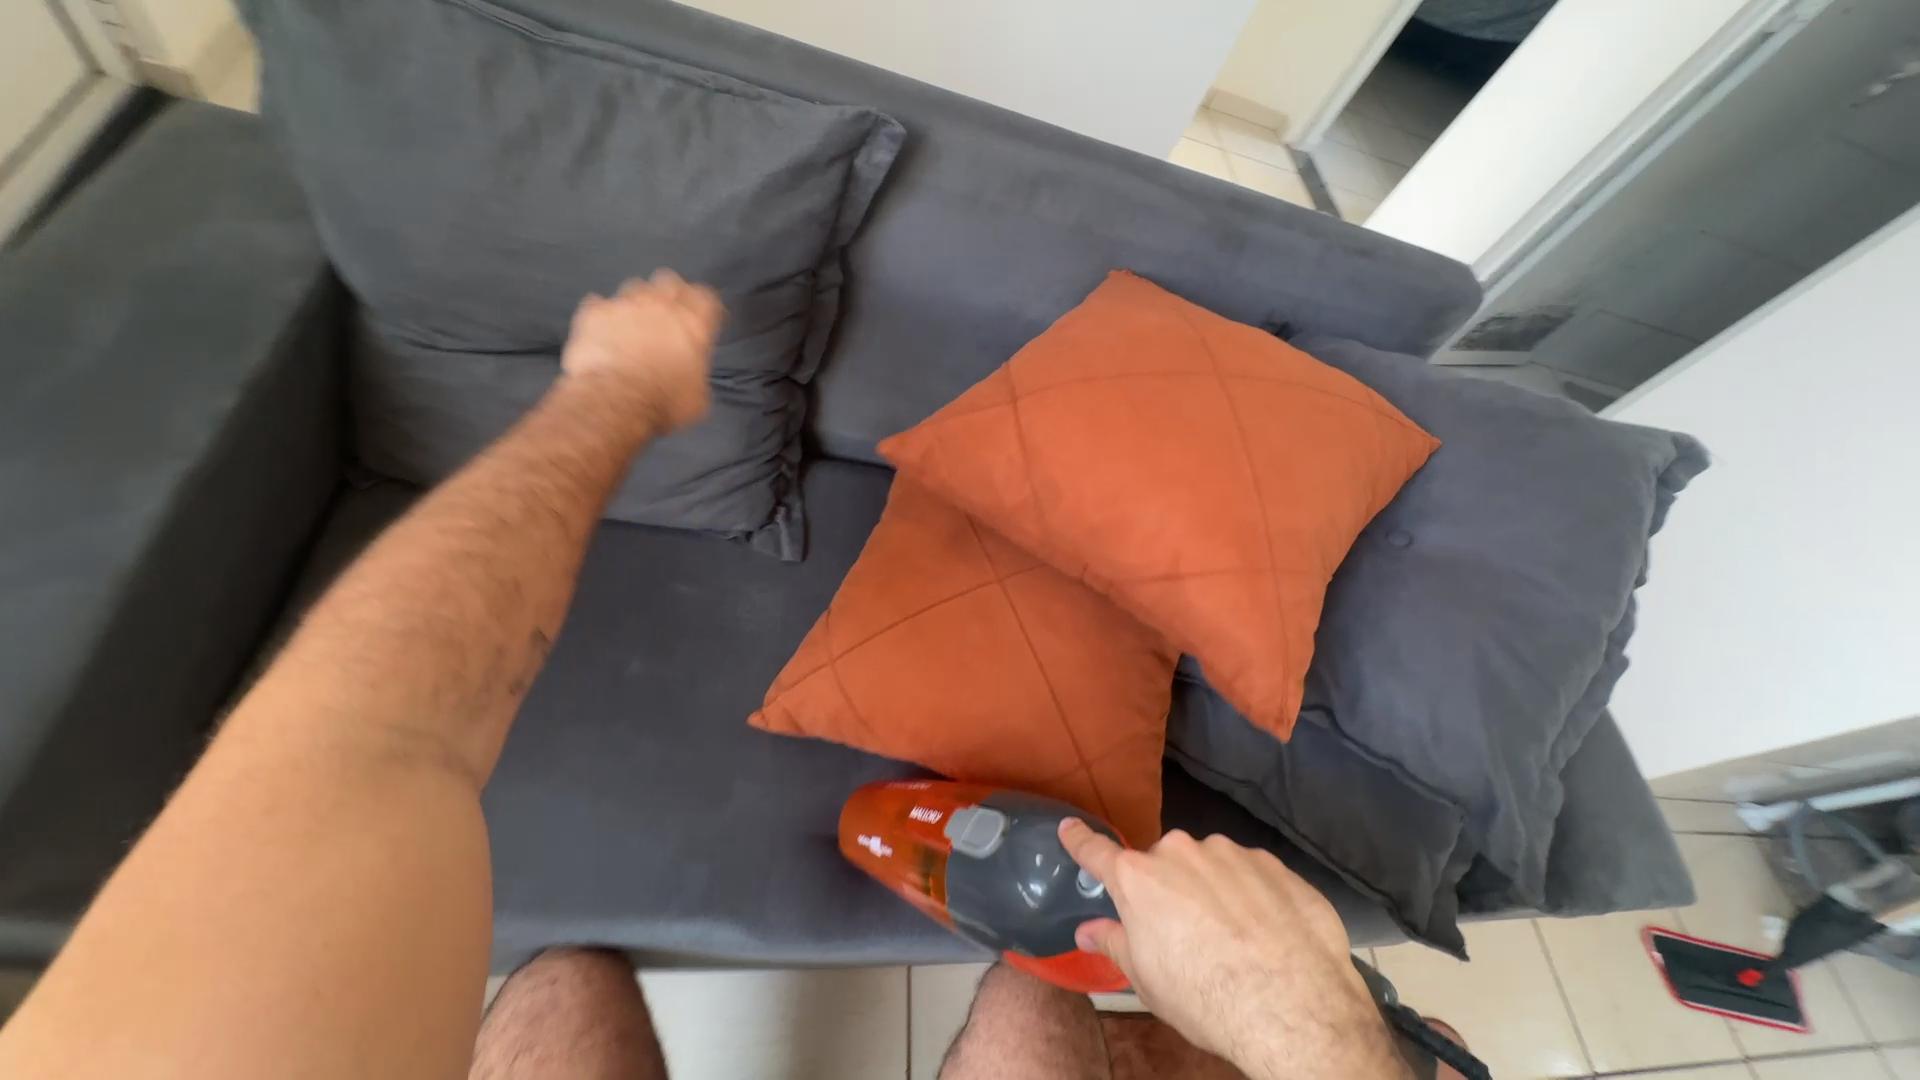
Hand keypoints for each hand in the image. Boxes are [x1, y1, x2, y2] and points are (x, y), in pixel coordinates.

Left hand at [560, 270, 724, 434]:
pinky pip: (600, 303)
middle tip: (668, 314)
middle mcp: (661, 305)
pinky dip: (604, 313)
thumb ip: (696, 370)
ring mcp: (625, 304)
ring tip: (634, 320)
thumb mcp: (698, 394)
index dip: (704, 307)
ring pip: (635, 287)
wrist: (615, 400)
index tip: (703, 319)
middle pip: (670, 282)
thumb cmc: (665, 401)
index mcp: (694, 324)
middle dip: (671, 294)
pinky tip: (604, 327)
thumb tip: (690, 370)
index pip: (706, 297)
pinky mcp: (594, 312)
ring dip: (638, 301)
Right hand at [1059, 821, 1408, 1079]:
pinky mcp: (1274, 864)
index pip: (1098, 852)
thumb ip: (1115, 945)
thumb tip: (1087, 930)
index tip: (1069, 827)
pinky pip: (1253, 875)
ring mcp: (1230, 852)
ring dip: (1216, 891)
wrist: (1293, 1006)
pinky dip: (1255, 897)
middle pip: (1165, 865)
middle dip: (1171, 890)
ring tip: (1238, 939)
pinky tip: (1271, 934)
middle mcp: (1179, 852)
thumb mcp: (1148, 982)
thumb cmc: (1204, 997)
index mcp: (1139, 879)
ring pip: (1212, 866)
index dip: (1081, 840)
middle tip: (1188, 933)